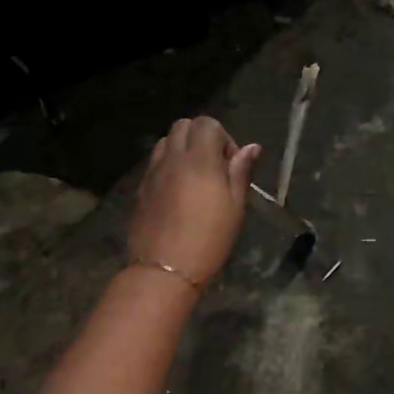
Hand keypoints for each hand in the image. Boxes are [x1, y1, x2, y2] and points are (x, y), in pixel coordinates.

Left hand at [128, 116, 261, 286]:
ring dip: (182, 149)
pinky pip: (155, 162)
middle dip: (201, 137)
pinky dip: (168, 165)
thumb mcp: (235, 207)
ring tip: (194, 177)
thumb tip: (251, 147)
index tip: (230, 164)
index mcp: (199, 159)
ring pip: (166, 141)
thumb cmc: (209, 239)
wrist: (164, 269)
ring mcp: (153, 172)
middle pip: (183, 125)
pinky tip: (177, 192)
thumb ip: (240, 171)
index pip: (207, 123)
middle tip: (213, 166)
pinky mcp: (141, 187)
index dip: (223, 137)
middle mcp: (173, 158)